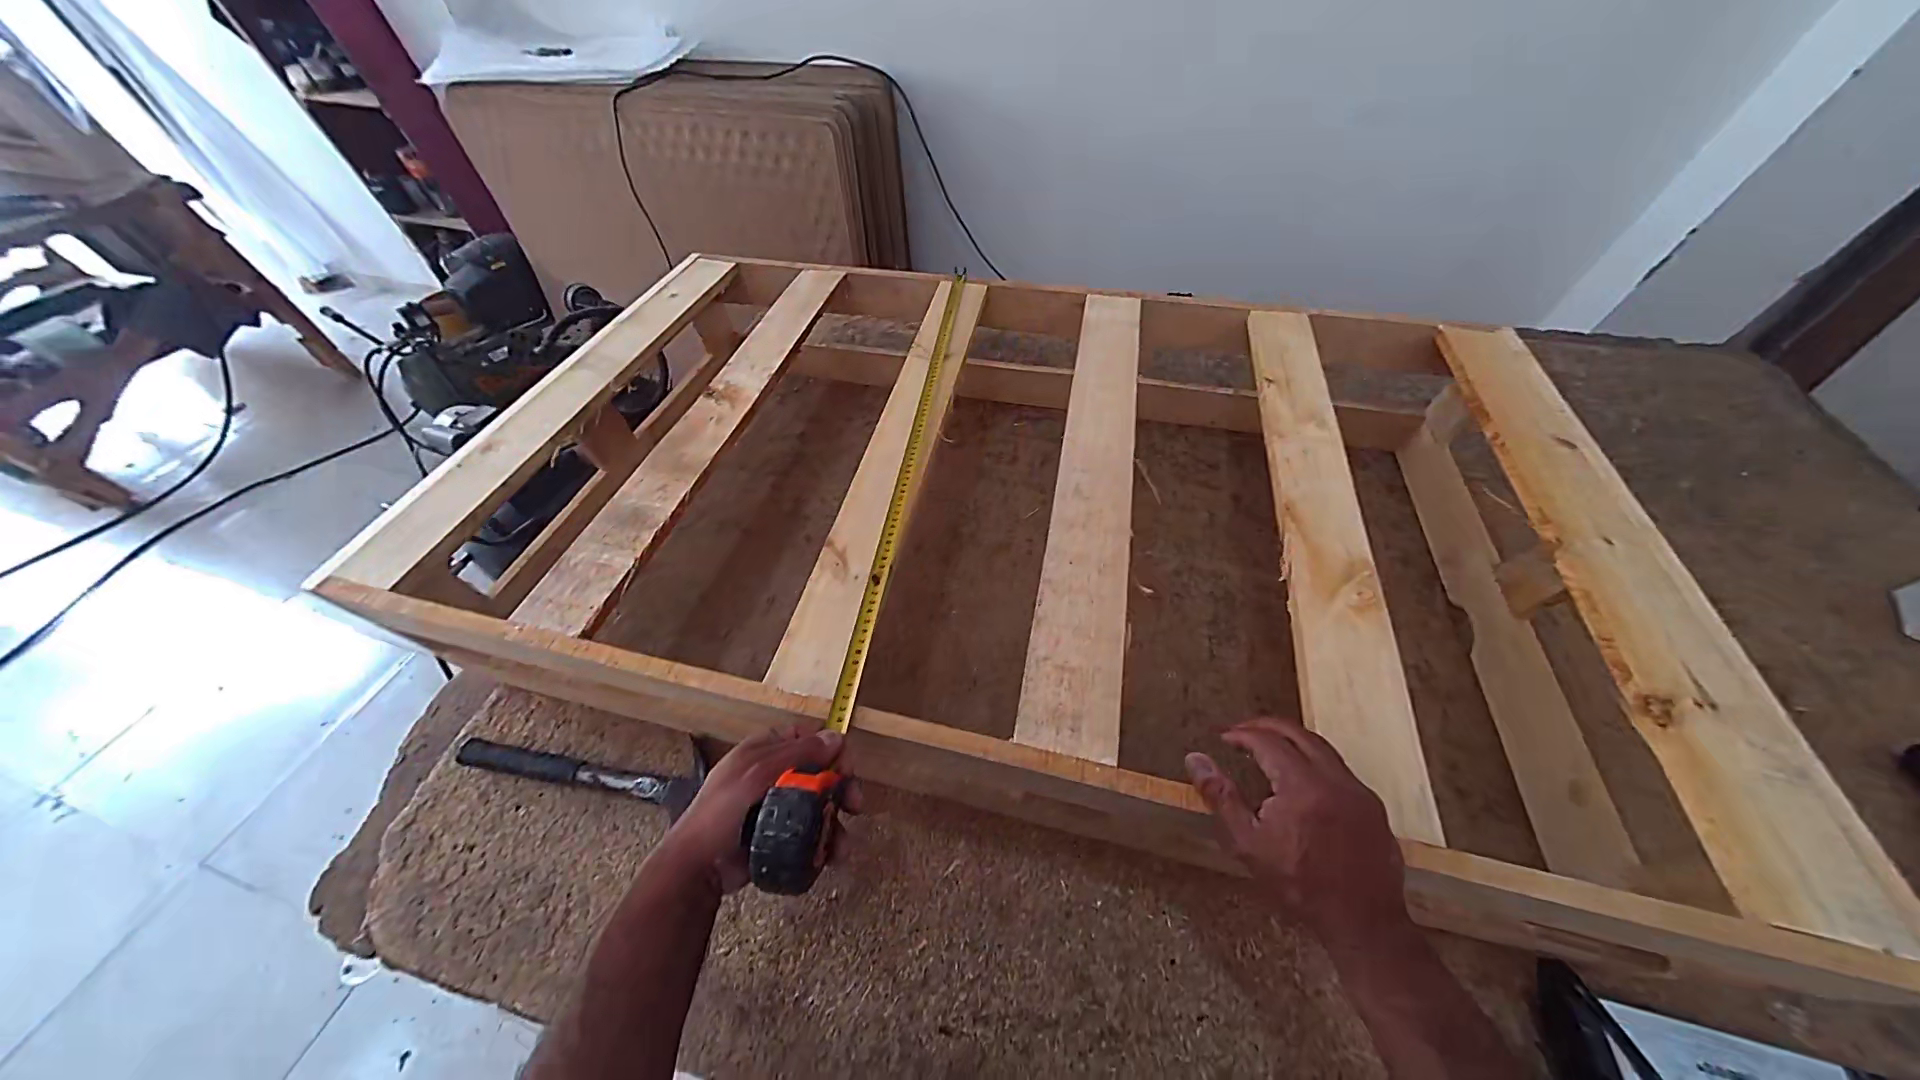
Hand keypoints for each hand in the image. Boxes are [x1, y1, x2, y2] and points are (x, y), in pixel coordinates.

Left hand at [656, 724, 861, 894]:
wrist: (696, 869)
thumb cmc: (720, 813)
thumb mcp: (756, 774)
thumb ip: (797, 754)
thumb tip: (836, 737)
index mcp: (763, 752)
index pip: (805, 738)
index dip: (829, 748)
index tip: (845, 766)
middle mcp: (773, 775)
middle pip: (819, 772)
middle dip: (841, 787)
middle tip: (855, 804)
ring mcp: (777, 807)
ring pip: (819, 805)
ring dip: (836, 821)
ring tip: (841, 845)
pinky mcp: (780, 835)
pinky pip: (811, 832)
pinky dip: (824, 842)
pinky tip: (831, 856)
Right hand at [1185, 717, 1411, 944]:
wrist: (1363, 923)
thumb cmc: (1301, 885)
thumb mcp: (1248, 843)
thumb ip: (1221, 795)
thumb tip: (1196, 759)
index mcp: (1302, 785)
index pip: (1267, 740)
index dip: (1241, 734)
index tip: (1223, 737)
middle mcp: (1335, 780)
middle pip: (1298, 733)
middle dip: (1266, 726)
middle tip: (1242, 732)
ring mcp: (1359, 792)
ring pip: (1322, 748)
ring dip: (1292, 740)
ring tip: (1268, 749)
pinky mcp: (1373, 807)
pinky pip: (1339, 769)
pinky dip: (1314, 761)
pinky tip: (1300, 780)